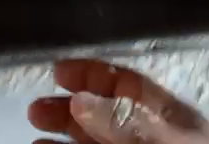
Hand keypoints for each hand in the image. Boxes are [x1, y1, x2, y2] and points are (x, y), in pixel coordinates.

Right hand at [29, 59, 208, 143]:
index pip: (129, 85)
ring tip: (35, 137)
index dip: (93, 74)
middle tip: (36, 110)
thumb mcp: (161, 142)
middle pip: (105, 116)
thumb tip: (78, 98)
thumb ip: (124, 122)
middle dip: (69, 109)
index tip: (57, 71)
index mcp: (172, 121)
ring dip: (64, 140)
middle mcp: (151, 140)